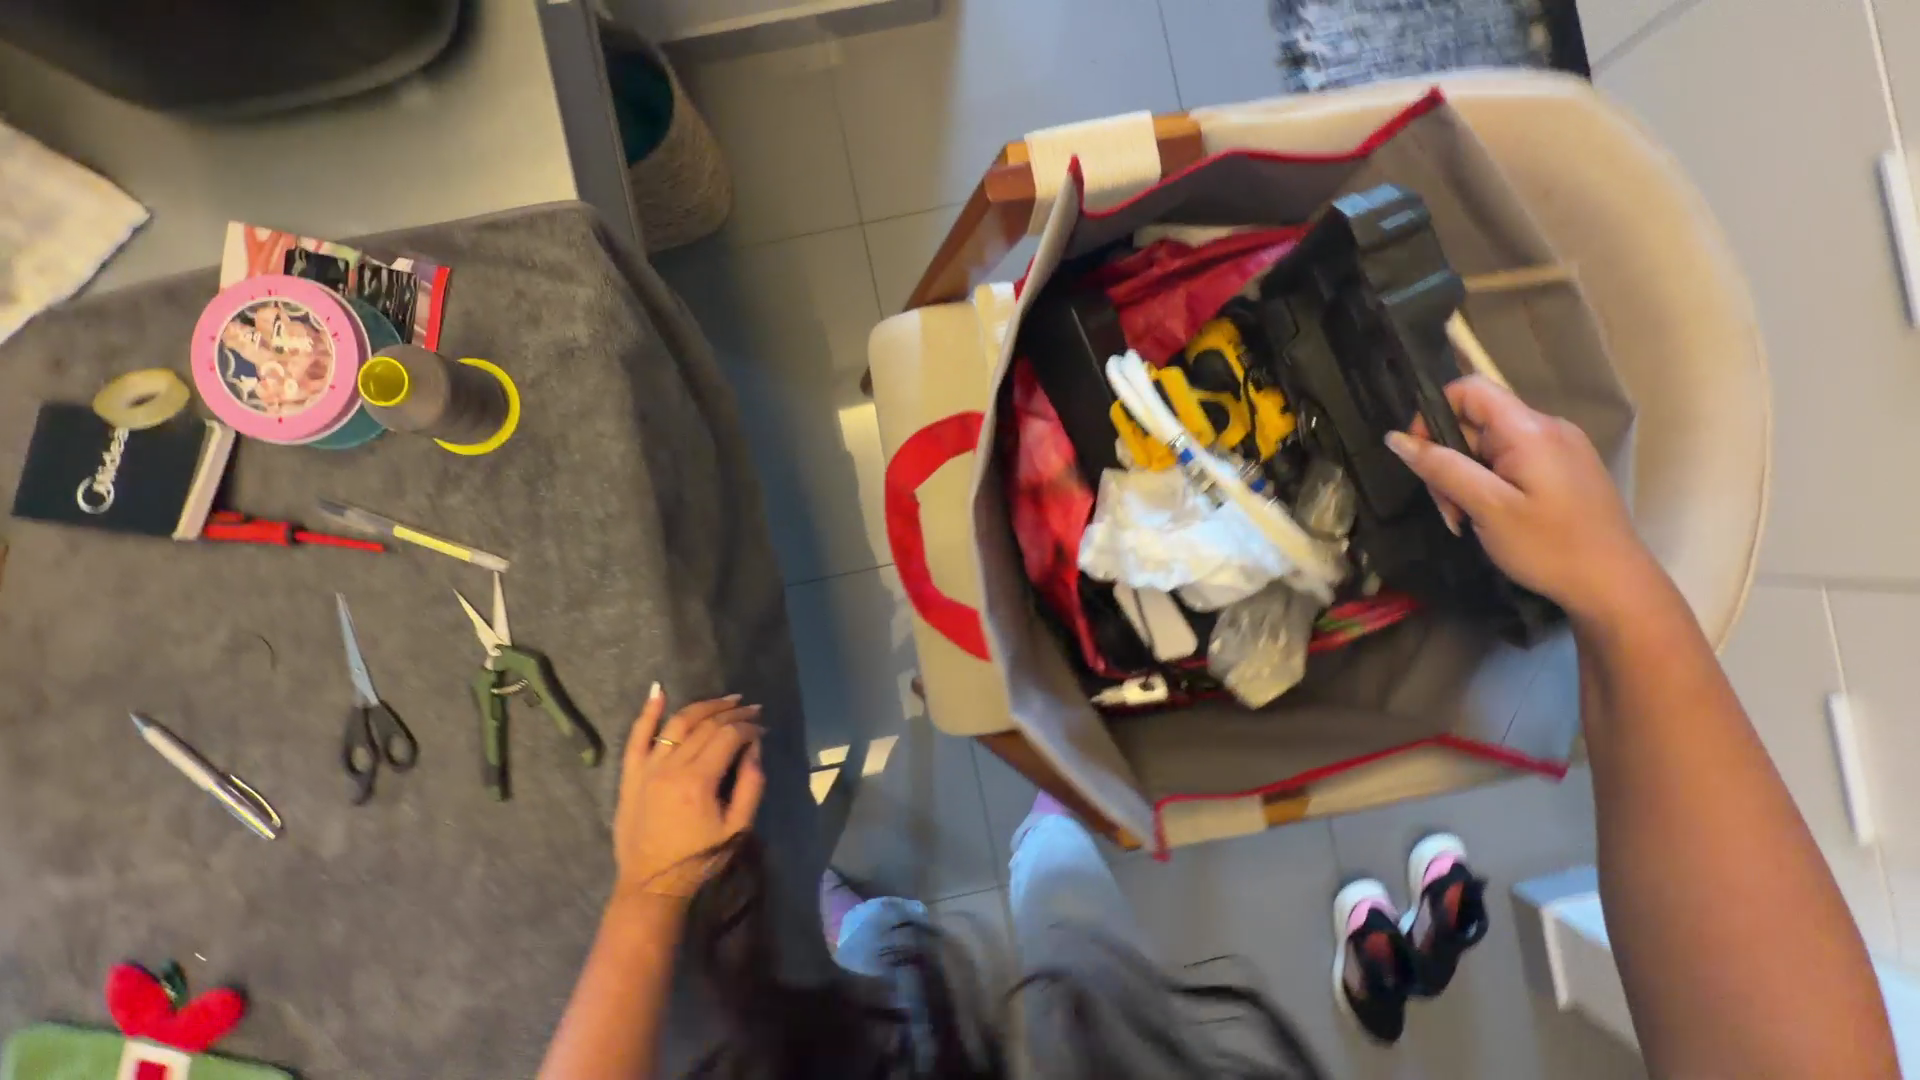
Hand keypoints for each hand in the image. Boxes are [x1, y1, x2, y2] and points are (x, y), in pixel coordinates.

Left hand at [612, 687, 765, 902]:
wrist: (651, 885)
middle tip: (753, 709)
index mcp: (698, 781)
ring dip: (704, 706)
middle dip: (733, 713)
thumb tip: (755, 747)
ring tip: (726, 700)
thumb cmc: (699, 859)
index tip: (763, 730)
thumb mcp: (737, 827)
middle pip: (705, 725)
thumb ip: (751, 784)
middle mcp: (671, 767)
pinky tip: (659, 690)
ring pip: (677, 723)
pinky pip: (636, 737)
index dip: (749, 728)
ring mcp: (647, 768)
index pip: (728, 736)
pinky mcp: (631, 775)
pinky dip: (648, 712)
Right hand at [1385, 376, 1659, 623]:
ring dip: (1463, 480)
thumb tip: (1395, 437)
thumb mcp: (1487, 507)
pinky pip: (1509, 464)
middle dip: (1447, 461)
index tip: (1420, 455)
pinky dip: (1486, 486)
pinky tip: (1487, 518)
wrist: (1614, 585)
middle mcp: (1546, 428)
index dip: (1434, 413)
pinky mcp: (1561, 471)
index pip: (1470, 389)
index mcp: (1529, 430)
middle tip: (1447, 509)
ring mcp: (1557, 449)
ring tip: (1466, 520)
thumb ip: (1441, 468)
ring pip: (1487, 448)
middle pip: (1474, 424)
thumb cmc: (1549, 546)